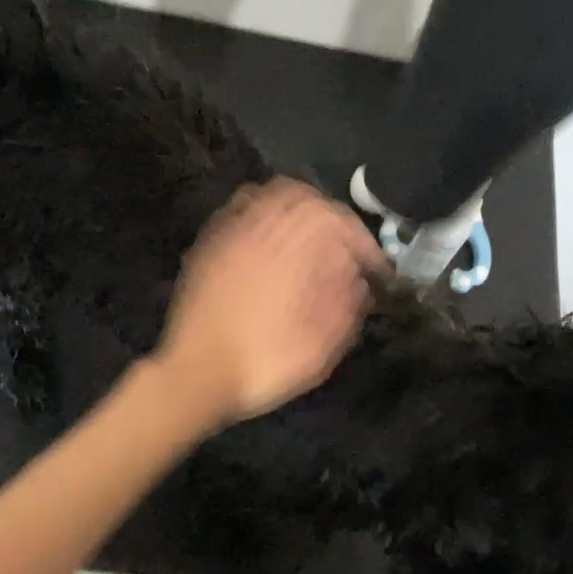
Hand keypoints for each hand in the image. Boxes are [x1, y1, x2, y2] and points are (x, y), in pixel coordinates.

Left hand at [154, 179, 387, 423]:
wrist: (195, 375)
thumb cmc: (263, 364)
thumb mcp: (322, 347)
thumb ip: (348, 306)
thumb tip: (359, 282)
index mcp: (296, 243)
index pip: (341, 222)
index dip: (364, 245)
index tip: (377, 273)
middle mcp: (261, 224)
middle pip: (305, 198)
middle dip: (332, 222)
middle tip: (345, 253)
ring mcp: (229, 232)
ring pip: (269, 199)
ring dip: (296, 216)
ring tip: (310, 247)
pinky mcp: (206, 246)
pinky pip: (239, 215)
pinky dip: (261, 223)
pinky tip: (269, 251)